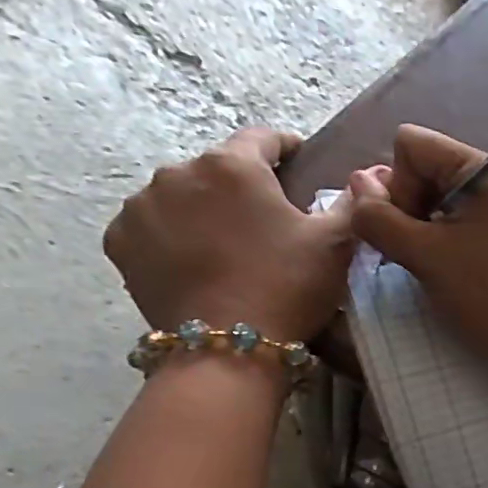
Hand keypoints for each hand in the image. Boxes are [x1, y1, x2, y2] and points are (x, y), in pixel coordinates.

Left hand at [105, 128, 354, 344]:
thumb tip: (366, 179)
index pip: (262, 138)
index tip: (296, 156)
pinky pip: (150, 226)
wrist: (226, 349)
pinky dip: (169, 235)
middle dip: (240, 186)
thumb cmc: (287, 287)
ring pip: (180, 195)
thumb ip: (350, 204)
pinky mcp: (121, 242)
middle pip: (218, 169)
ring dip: (201, 208)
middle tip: (263, 219)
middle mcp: (179, 172)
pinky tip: (189, 259)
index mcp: (233, 165)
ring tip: (222, 243)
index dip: (283, 145)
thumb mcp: (334, 245)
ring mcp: (143, 207)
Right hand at [348, 125, 487, 369]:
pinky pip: (452, 213)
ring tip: (426, 260)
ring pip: (433, 192)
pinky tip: (439, 263)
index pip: (412, 144)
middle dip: (407, 204)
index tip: (413, 228)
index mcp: (484, 169)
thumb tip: (355, 182)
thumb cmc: (482, 295)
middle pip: (423, 166)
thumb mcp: (422, 254)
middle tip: (415, 249)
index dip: (399, 184)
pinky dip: (435, 234)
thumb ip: (379, 217)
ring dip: (417, 223)